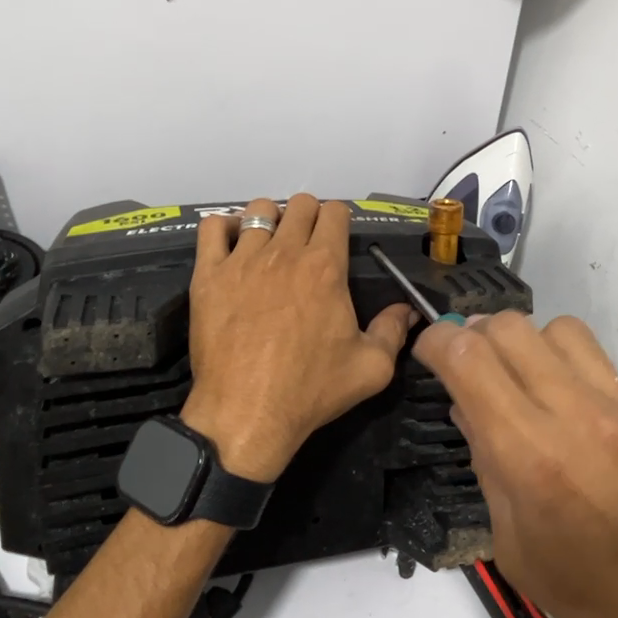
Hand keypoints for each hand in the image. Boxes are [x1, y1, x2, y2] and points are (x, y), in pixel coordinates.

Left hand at [182, 194, 415, 482]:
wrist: (247, 413)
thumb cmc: (311, 390)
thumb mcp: (371, 368)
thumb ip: (393, 331)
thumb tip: (408, 310)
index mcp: (326, 266)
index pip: (335, 213)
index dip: (339, 220)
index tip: (337, 239)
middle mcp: (285, 253)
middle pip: (300, 204)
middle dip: (308, 216)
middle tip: (306, 244)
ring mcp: (243, 260)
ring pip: (258, 210)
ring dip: (269, 220)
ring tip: (269, 245)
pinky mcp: (209, 275)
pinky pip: (212, 228)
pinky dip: (223, 228)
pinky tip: (231, 246)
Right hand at [413, 314, 617, 617]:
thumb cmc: (596, 602)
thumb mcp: (516, 548)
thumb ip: (488, 467)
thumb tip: (468, 408)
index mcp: (531, 456)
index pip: (470, 357)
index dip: (436, 341)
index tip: (426, 349)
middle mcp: (575, 414)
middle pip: (510, 327)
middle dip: (475, 335)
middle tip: (468, 366)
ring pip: (556, 327)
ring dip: (525, 342)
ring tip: (519, 379)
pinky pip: (596, 357)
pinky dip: (565, 361)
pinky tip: (564, 401)